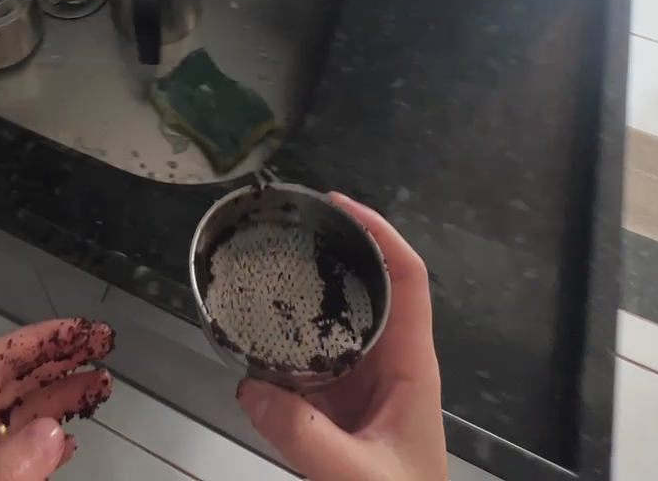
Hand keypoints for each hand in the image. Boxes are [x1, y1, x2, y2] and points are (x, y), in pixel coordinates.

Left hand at [0, 318, 115, 480]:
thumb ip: (6, 474)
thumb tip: (54, 429)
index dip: (37, 340)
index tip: (79, 329)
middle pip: (9, 384)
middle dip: (56, 361)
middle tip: (102, 346)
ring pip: (17, 418)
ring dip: (59, 399)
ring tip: (101, 385)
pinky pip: (16, 457)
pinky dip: (47, 445)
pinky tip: (72, 442)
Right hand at [237, 193, 446, 480]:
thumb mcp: (360, 479)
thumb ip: (306, 438)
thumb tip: (247, 387)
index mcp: (410, 364)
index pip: (407, 278)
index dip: (380, 232)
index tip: (337, 204)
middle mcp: (388, 360)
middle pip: (367, 282)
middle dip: (331, 246)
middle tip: (286, 224)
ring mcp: (361, 378)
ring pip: (333, 314)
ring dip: (300, 287)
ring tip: (261, 260)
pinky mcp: (335, 398)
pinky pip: (306, 350)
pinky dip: (279, 333)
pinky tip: (250, 327)